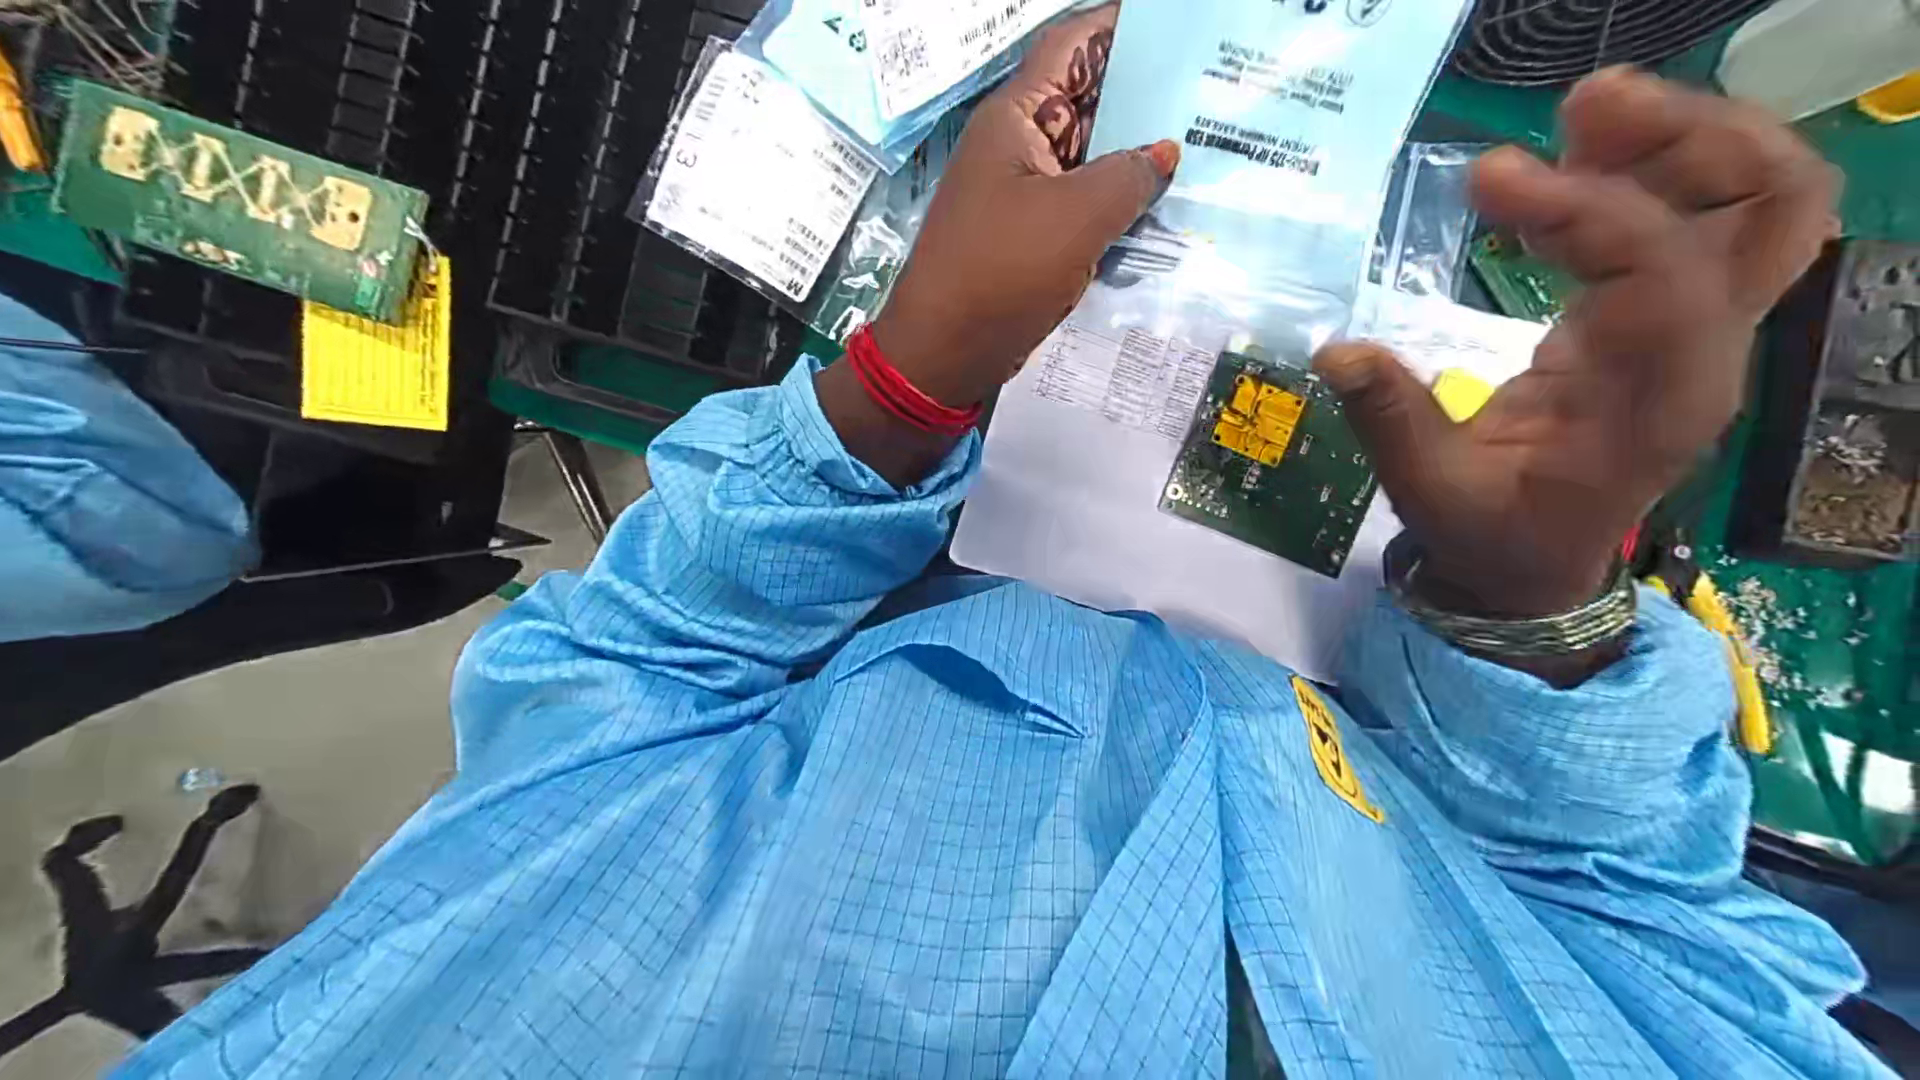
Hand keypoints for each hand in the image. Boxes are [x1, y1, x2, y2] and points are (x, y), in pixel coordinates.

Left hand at [870, 4, 1178, 408]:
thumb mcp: (1074, 217)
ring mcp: (1025, 203)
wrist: (946, 354)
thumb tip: (1164, 154)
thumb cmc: (1001, 274)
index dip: (1121, 27)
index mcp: (1014, 122)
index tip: (1177, 31)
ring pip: (1088, 167)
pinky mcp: (1031, 246)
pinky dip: (1115, 213)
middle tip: (1208, 99)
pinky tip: (1160, 214)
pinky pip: (1081, 216)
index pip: (1071, 47)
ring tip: (1201, 153)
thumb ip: (1127, 177)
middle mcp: (1018, 153)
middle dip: (1143, 100)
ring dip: (1134, 164)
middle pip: (1087, 107)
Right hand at [1316, 69, 1837, 619]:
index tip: (1487, 178)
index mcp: (1652, 400)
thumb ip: (1392, 420)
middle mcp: (1703, 354)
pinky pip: (1693, 234)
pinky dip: (1650, 184)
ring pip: (1752, 206)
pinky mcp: (1660, 330)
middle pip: (1764, 208)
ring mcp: (1694, 338)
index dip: (1583, 209)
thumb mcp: (1428, 490)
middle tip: (1581, 106)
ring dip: (1681, 144)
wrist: (1530, 571)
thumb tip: (1337, 351)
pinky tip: (1575, 172)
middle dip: (1686, 137)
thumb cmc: (1488, 536)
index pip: (1657, 270)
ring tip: (1580, 118)